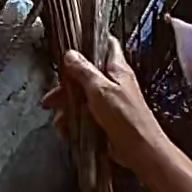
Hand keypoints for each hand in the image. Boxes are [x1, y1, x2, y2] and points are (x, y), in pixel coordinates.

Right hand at [42, 37, 172, 176]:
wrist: (140, 150)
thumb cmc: (125, 117)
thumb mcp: (100, 90)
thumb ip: (84, 71)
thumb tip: (70, 54)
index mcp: (116, 69)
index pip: (106, 44)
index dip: (90, 41)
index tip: (70, 45)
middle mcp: (112, 82)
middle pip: (84, 75)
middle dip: (65, 87)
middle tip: (51, 99)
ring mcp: (108, 101)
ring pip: (80, 97)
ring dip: (66, 109)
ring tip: (59, 122)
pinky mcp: (104, 119)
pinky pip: (84, 115)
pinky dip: (73, 122)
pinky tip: (66, 131)